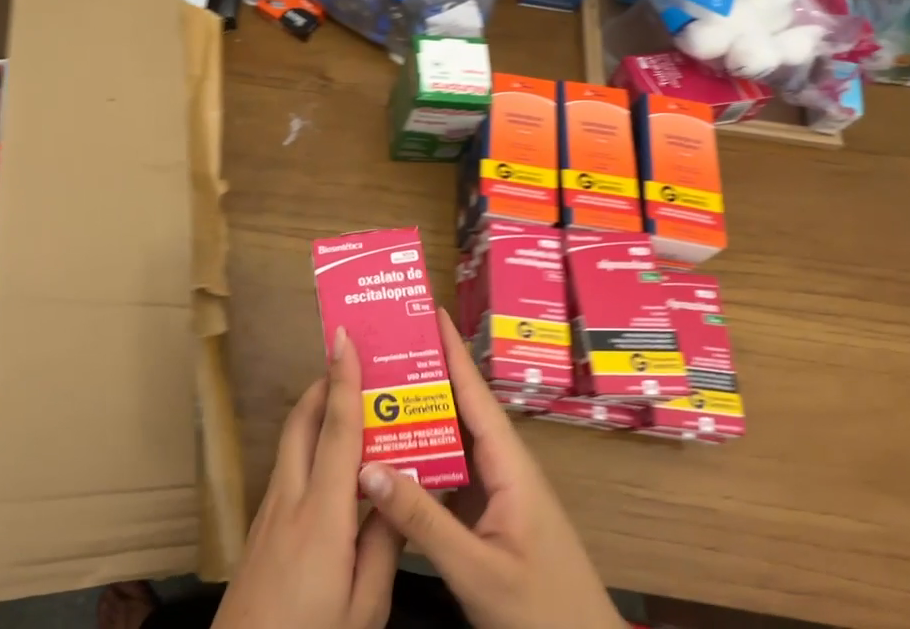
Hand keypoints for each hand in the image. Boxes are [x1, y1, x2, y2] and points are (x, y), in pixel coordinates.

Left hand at [214, 328, 402, 628]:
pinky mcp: (261, 525)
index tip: (344, 339)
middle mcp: (289, 498)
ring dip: (315, 414)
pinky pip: (289, 469)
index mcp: (322, 514)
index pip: (336, 431)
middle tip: (352, 362)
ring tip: (349, 405)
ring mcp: (269, 510)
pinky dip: (309, 448)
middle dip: (323, 385)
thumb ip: (383, 546)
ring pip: (291, 443)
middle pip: (302, 423)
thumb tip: (397, 492)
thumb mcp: (363, 604)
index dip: (342, 380)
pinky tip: (333, 468)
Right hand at [358, 309, 622, 628]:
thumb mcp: (478, 569)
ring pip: (452, 444)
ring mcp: (497, 496)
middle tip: (381, 345)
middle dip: (425, 375)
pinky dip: (419, 459)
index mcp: (512, 469)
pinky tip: (387, 454)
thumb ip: (423, 521)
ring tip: (374, 388)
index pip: (477, 398)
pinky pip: (448, 474)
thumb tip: (366, 465)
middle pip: (460, 411)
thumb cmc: (543, 611)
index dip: (453, 353)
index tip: (428, 310)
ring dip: (418, 417)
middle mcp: (505, 472)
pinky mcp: (487, 519)